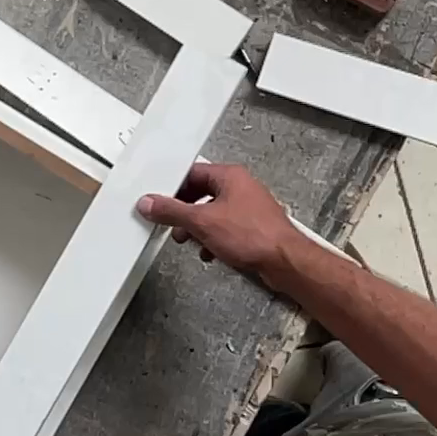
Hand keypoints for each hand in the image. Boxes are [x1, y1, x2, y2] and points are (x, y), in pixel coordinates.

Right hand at [136, 163, 301, 282]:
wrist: (284, 262)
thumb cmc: (256, 235)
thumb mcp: (202, 222)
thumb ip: (172, 212)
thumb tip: (151, 204)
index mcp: (229, 176)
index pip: (192, 173)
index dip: (173, 188)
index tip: (160, 201)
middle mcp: (241, 188)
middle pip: (201, 193)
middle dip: (185, 212)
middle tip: (172, 223)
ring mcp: (248, 208)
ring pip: (213, 213)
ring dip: (198, 228)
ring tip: (189, 239)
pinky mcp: (253, 227)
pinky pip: (225, 228)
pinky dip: (213, 238)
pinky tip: (209, 251)